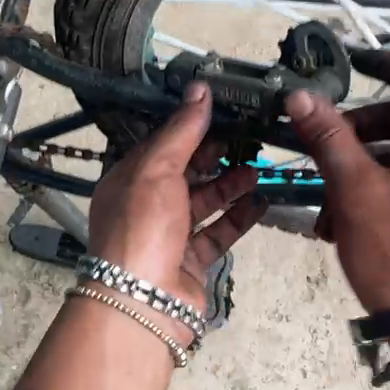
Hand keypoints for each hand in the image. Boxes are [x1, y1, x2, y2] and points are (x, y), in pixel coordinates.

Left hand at [88, 83, 267, 315]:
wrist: (142, 301)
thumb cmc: (143, 226)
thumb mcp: (158, 169)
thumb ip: (182, 131)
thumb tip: (200, 88)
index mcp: (126, 181)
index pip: (159, 147)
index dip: (188, 129)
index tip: (221, 112)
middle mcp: (144, 206)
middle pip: (183, 174)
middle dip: (212, 157)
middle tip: (246, 139)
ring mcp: (167, 236)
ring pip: (203, 203)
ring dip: (229, 186)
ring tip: (257, 169)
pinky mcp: (190, 262)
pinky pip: (217, 233)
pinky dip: (238, 218)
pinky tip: (262, 202)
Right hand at [283, 55, 389, 316]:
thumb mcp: (355, 191)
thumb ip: (328, 138)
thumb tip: (300, 97)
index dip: (385, 66)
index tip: (351, 62)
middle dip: (363, 131)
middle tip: (326, 147)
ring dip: (367, 166)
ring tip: (328, 199)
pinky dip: (386, 187)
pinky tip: (348, 219)